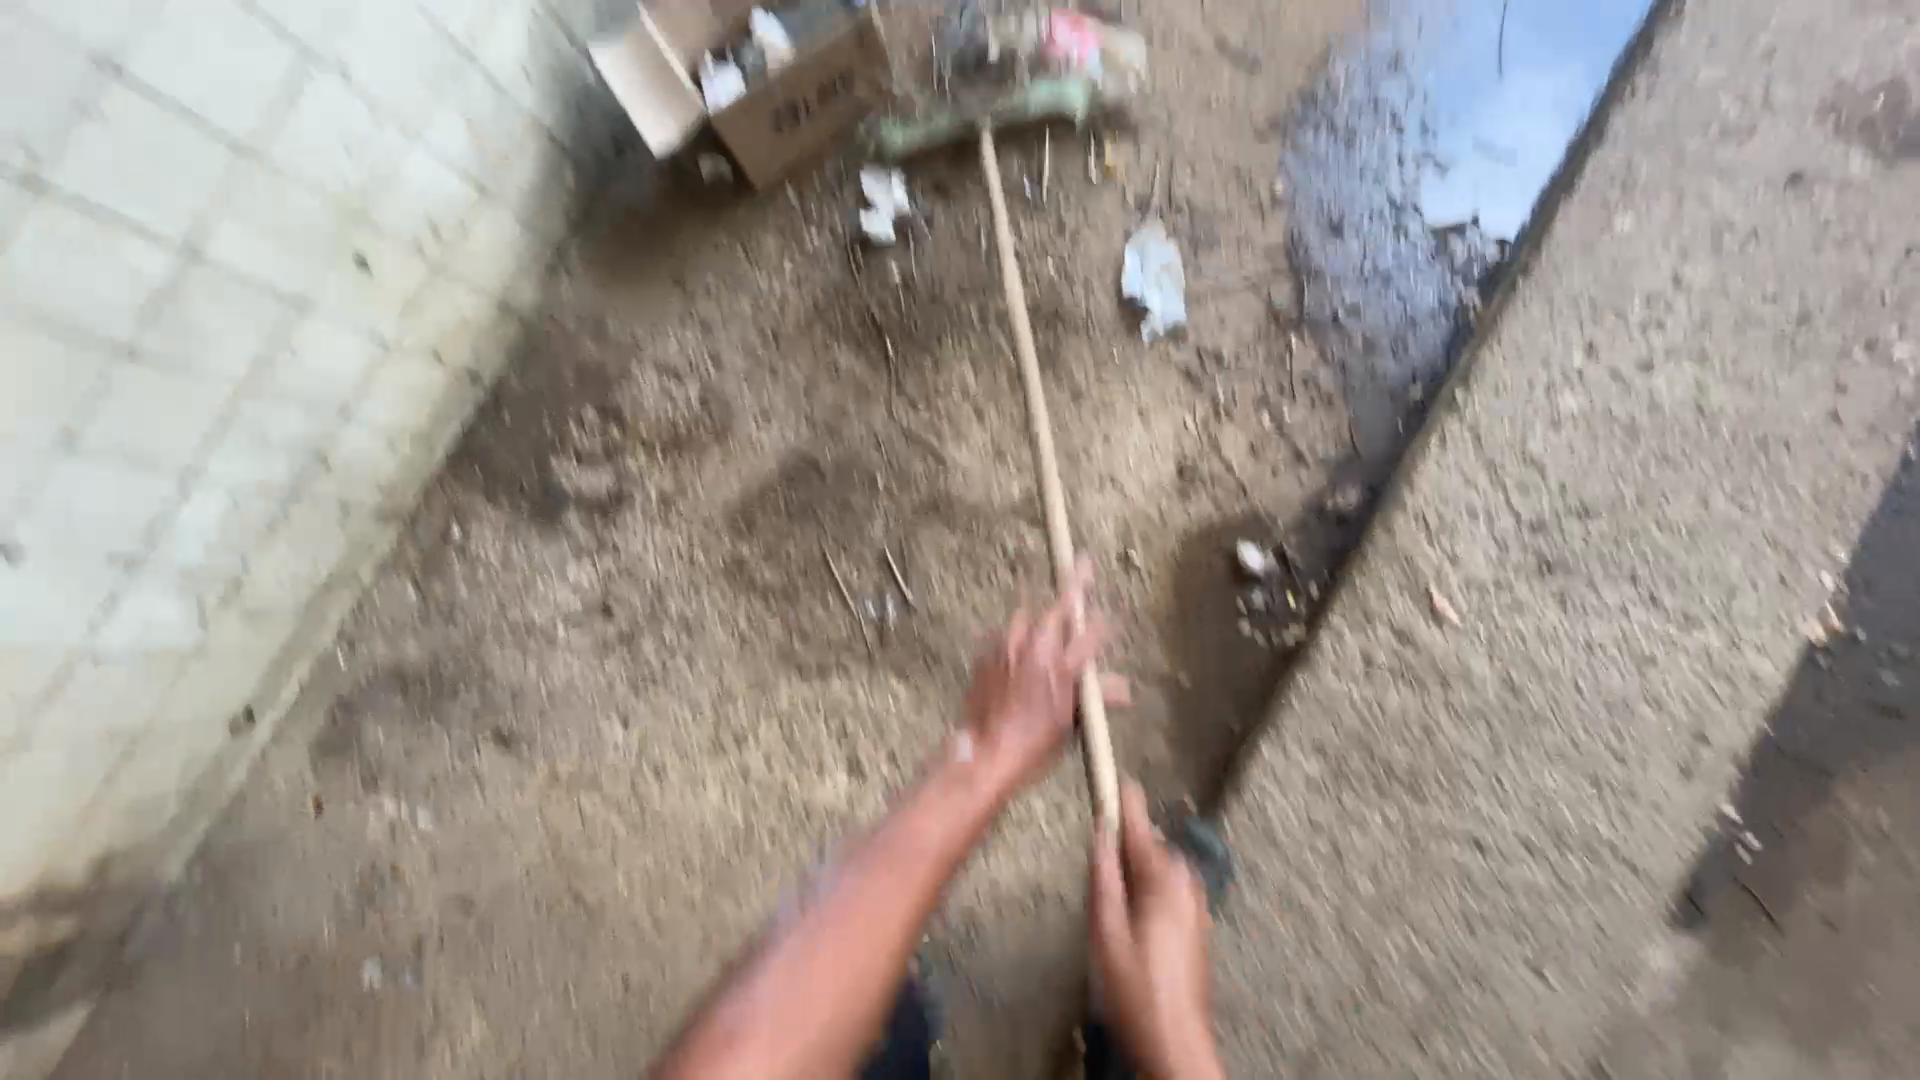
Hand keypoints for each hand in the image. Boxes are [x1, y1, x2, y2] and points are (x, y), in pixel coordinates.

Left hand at [961, 559, 1121, 799]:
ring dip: (1040, 613)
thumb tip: (1124, 690)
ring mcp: (1007, 649)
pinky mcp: (986, 654)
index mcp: (1062, 668)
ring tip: (1047, 610)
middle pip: (1059, 607)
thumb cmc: (1034, 746)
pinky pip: (1004, 634)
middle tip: (1084, 561)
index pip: (1091, 635)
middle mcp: (1035, 650)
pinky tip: (1018, 645)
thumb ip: (1094, 699)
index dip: (1103, 625)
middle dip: (1075, 583)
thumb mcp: (1072, 726)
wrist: (985, 753)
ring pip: (1027, 615)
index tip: (1108, 620)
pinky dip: (1016, 635)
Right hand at [1089, 783, 1222, 1079]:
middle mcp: (1186, 884)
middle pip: (1147, 847)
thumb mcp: (1105, 931)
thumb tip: (1100, 833)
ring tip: (1110, 908)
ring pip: (1155, 868)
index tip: (1114, 774)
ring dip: (1132, 871)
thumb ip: (1103, 876)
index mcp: (1163, 880)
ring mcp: (1194, 904)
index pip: (1139, 824)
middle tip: (1096, 874)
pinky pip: (1165, 888)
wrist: (1175, 1042)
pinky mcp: (1195, 922)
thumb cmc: (1136, 990)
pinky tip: (1129, 921)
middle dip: (1122, 847)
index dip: (1123, 799)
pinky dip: (1144, 888)